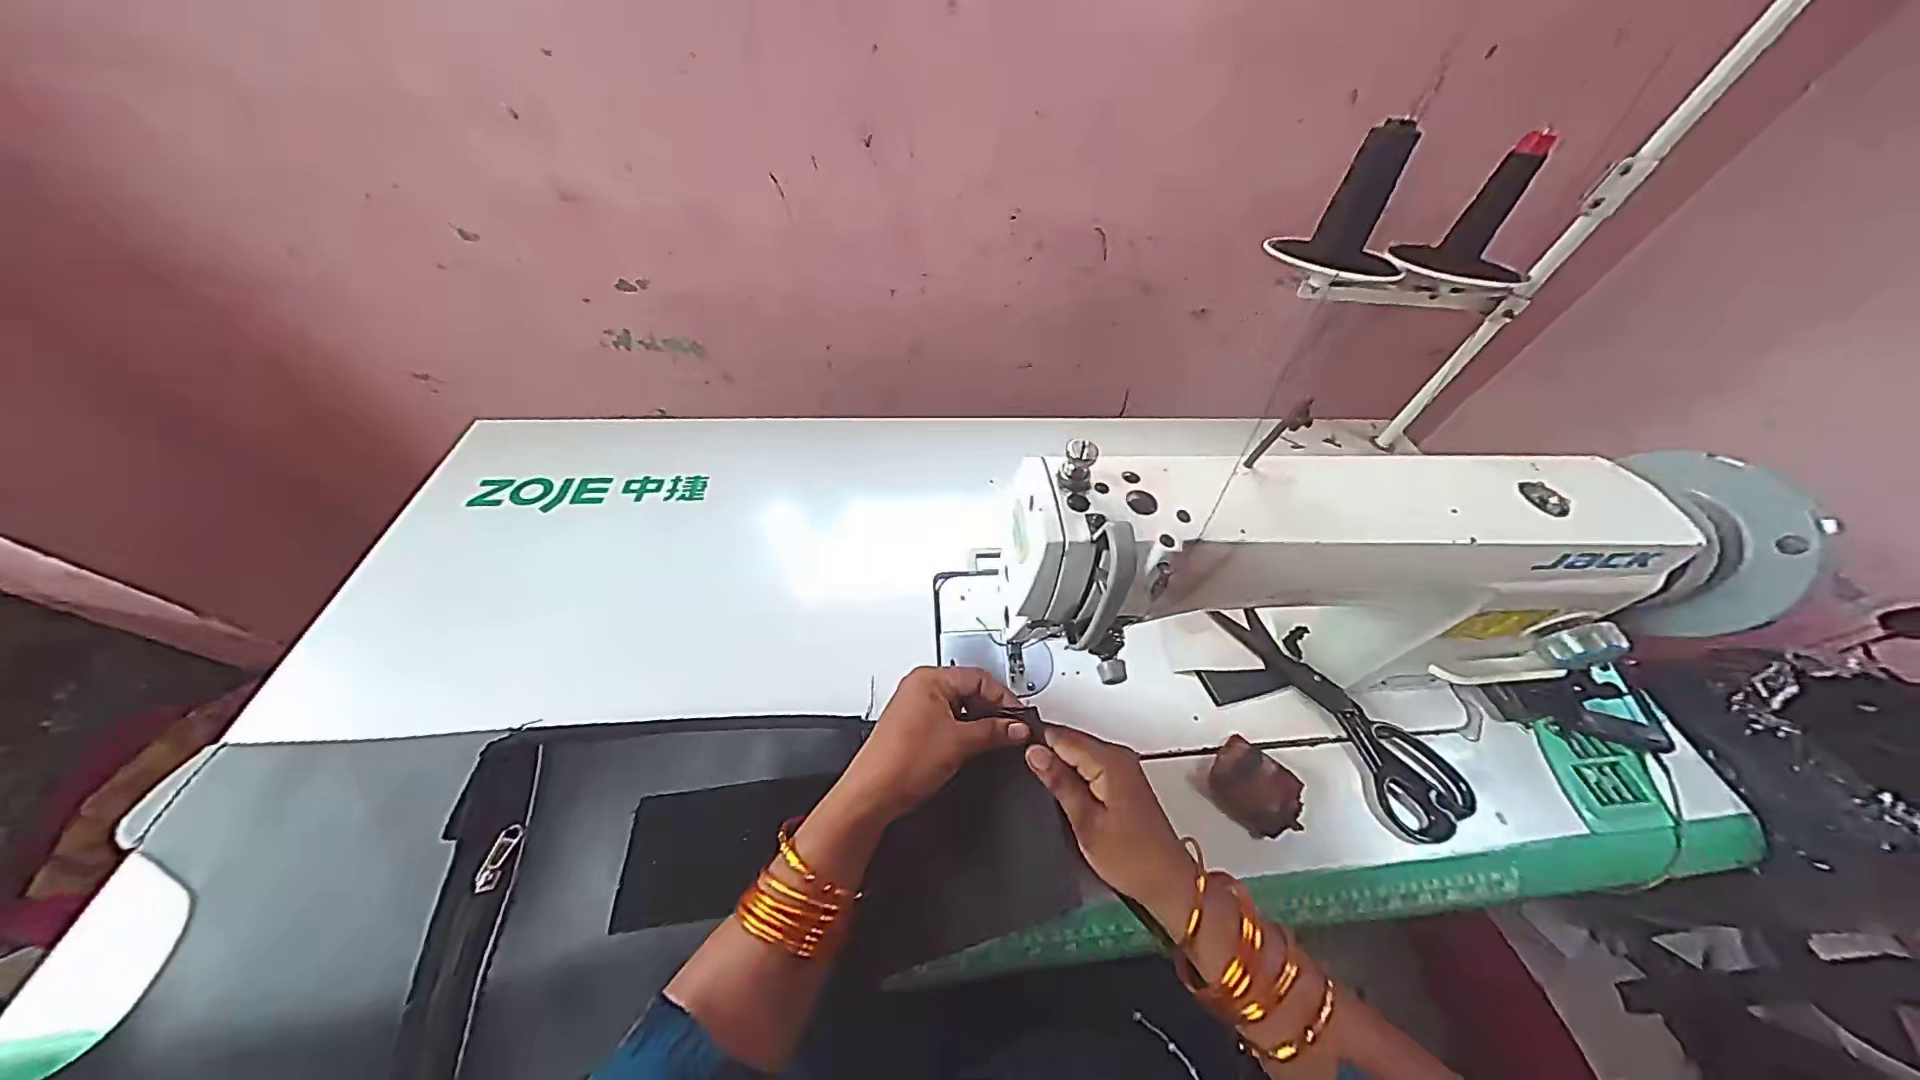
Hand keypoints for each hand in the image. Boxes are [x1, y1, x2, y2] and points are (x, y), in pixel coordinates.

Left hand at [835, 666, 1029, 821]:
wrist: (872, 794)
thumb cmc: (900, 763)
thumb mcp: (961, 743)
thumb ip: (995, 731)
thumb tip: (1015, 728)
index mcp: (928, 679)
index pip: (980, 677)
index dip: (1004, 699)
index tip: (1019, 718)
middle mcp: (919, 686)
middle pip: (969, 689)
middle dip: (992, 710)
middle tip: (1010, 729)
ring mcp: (914, 705)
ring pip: (958, 705)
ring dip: (978, 721)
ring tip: (993, 739)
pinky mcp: (911, 724)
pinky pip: (946, 718)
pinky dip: (962, 729)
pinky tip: (971, 745)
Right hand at [1025, 726, 1196, 934]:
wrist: (1168, 883)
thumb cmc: (1130, 857)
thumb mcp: (1086, 821)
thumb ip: (1059, 782)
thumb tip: (1034, 752)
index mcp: (1110, 761)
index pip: (1062, 736)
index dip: (1036, 741)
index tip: (1012, 749)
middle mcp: (1119, 756)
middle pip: (1072, 741)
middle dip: (1046, 750)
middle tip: (1019, 767)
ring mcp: (1123, 767)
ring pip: (1080, 753)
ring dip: (1059, 762)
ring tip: (1036, 779)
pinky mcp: (1123, 780)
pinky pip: (1090, 764)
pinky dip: (1073, 772)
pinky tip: (1060, 789)